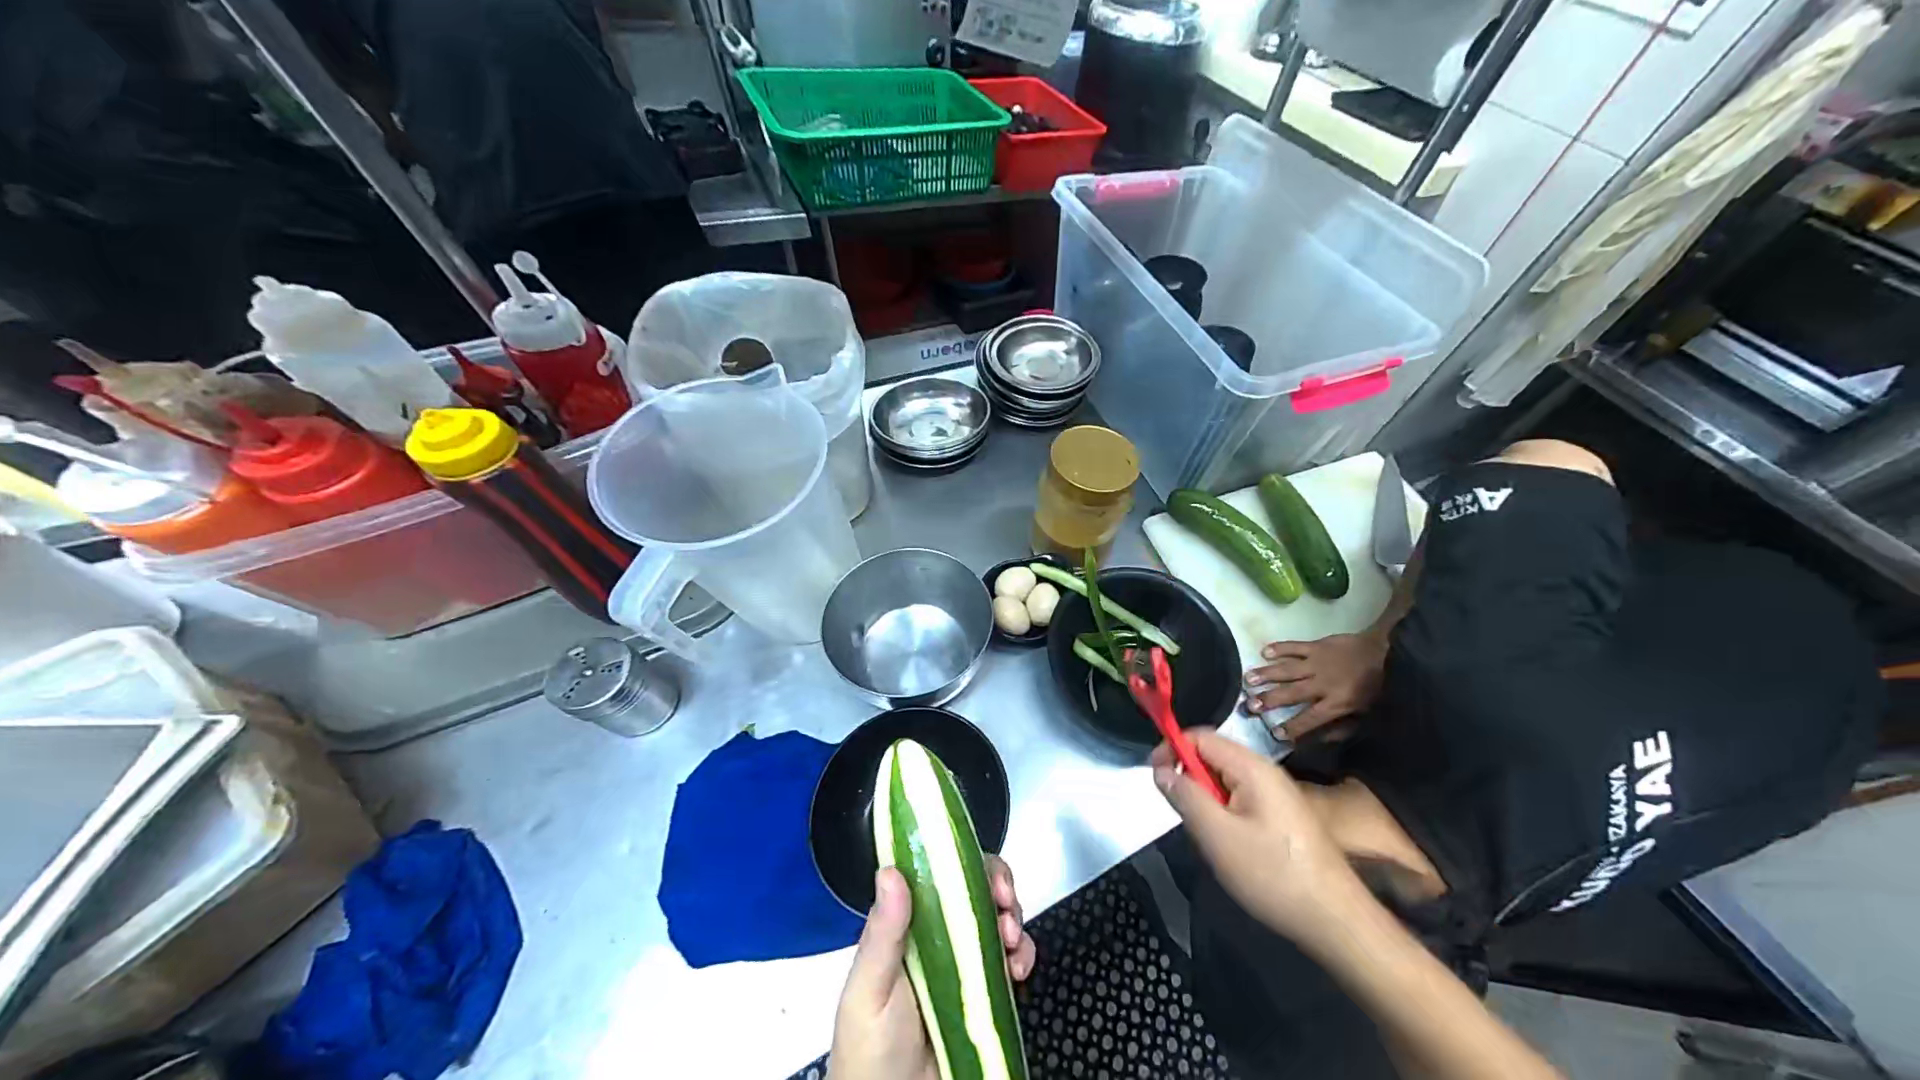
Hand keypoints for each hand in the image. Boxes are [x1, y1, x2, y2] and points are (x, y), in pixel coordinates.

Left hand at [828, 857, 1034, 1079]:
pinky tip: (1018, 969)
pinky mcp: (986, 996)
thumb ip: (882, 932)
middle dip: (998, 888)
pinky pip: (1011, 963)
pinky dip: (1023, 956)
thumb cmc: (867, 1051)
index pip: (937, 875)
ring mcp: (964, 966)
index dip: (964, 863)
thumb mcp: (869, 988)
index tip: (982, 873)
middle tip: (1006, 906)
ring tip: (1012, 944)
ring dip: (1013, 921)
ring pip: (997, 921)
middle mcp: (937, 938)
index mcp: (905, 926)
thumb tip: (890, 871)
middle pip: (974, 891)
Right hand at [1152, 732, 1369, 945]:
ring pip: (1224, 782)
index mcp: (1252, 767)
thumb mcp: (1216, 834)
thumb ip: (1185, 795)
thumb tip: (1162, 769)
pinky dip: (1223, 816)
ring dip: (1206, 802)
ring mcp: (1277, 795)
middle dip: (1189, 780)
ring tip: (1207, 837)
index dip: (1172, 749)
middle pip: (1212, 757)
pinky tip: (1228, 847)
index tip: (1155, 778)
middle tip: (1184, 816)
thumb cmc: (1272, 873)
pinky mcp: (1282, 818)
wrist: (1335, 921)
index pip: (1200, 736)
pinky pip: (1239, 801)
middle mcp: (1266, 773)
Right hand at [1243, 631, 1387, 738]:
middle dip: (1269, 699)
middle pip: (1292, 693)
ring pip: (1287, 670)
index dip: (1293, 727)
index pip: (1310, 718)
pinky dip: (1279, 648)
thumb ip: (1343, 725)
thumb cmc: (1377, 687)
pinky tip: (1264, 651)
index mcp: (1337, 702)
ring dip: (1266, 674)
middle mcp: (1323, 683)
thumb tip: (1321, 738)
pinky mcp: (1317, 645)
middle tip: (1250, 704)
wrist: (1387, 652)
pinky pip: (1294, 646)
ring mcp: (1318, 662)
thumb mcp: (1366, 712)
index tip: (1275, 733)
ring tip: (1248, 678)